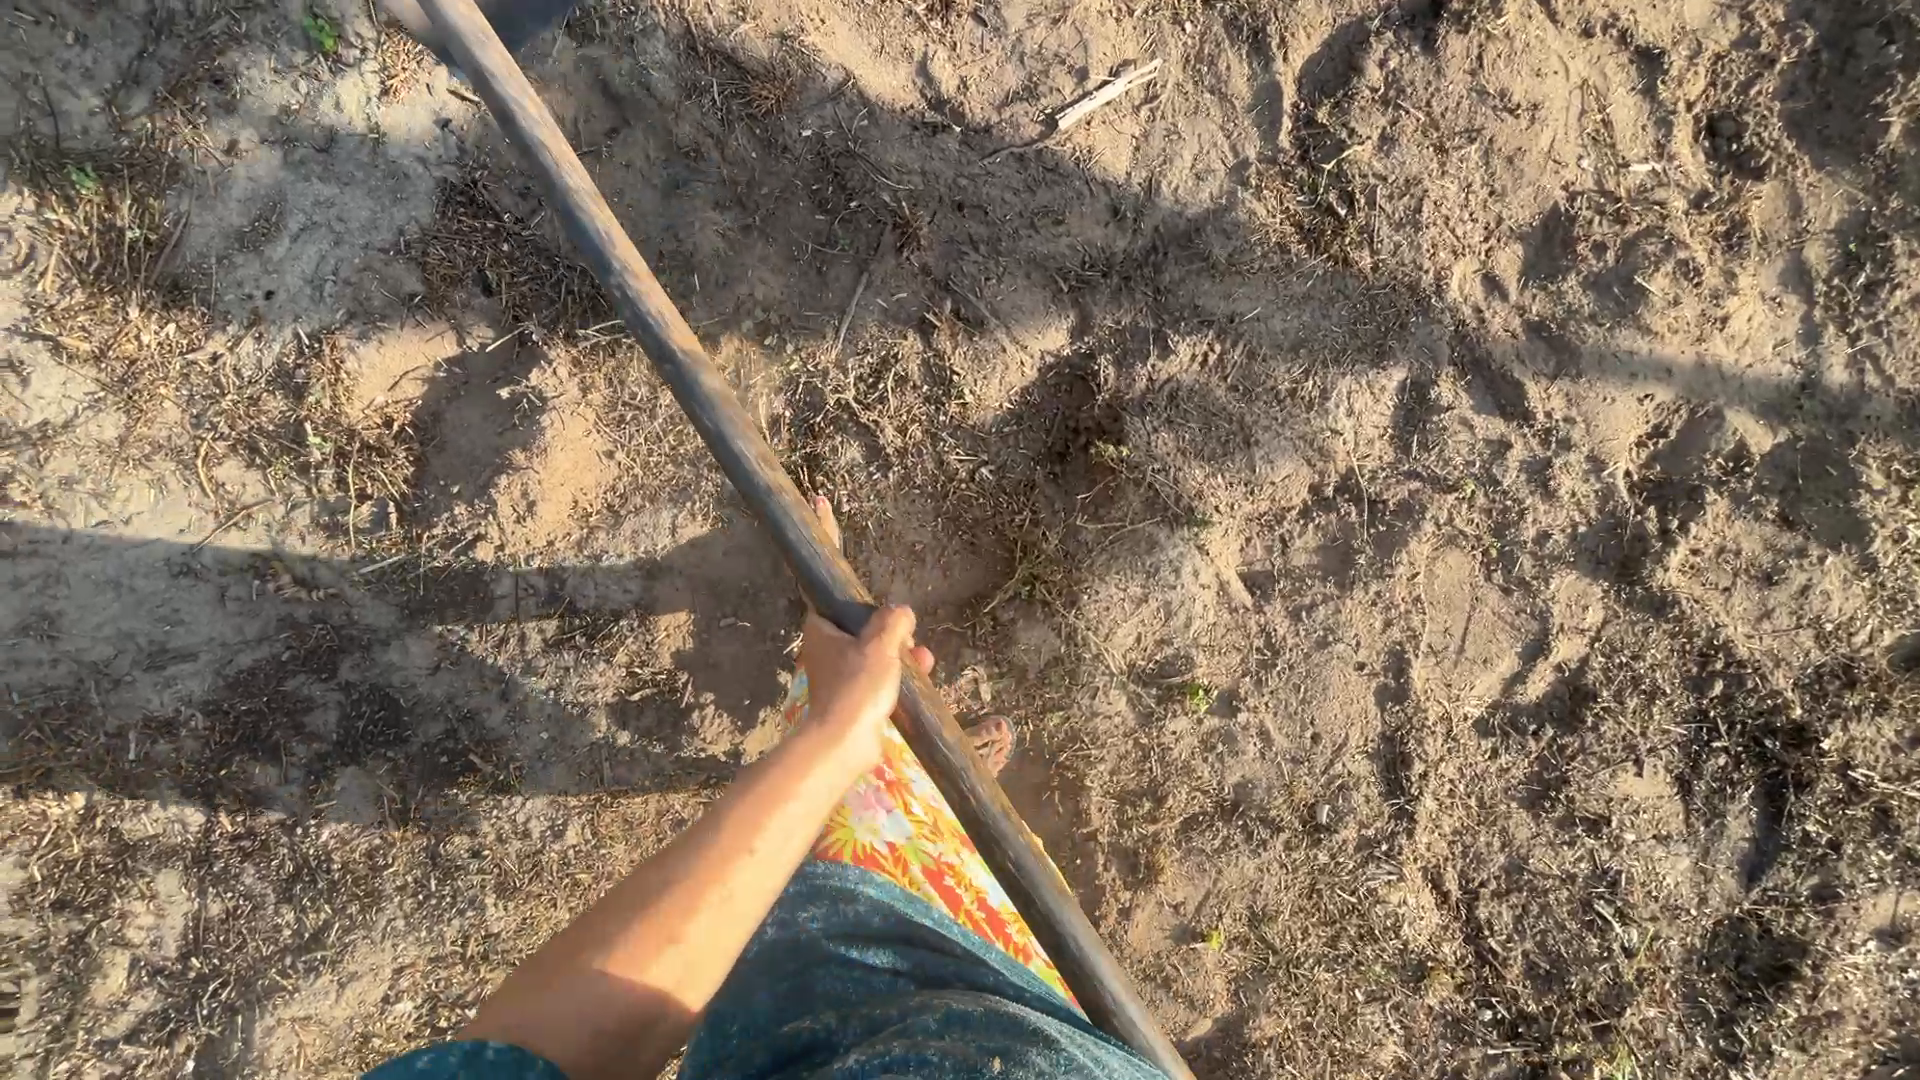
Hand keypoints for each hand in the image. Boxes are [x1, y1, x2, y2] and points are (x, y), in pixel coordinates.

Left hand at [797, 497, 933, 772]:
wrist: (845, 746)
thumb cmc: (856, 689)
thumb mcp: (881, 647)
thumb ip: (894, 622)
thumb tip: (901, 612)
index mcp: (821, 623)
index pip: (825, 569)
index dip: (828, 534)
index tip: (820, 500)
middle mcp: (825, 640)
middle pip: (862, 615)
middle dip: (891, 624)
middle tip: (907, 637)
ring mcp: (838, 666)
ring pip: (875, 643)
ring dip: (901, 649)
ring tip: (920, 661)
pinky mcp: (852, 691)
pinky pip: (880, 668)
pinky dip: (899, 670)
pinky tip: (920, 675)